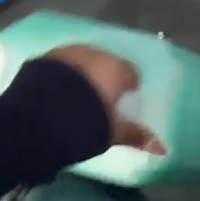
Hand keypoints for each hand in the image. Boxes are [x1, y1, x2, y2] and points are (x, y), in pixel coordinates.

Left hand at [43, 45, 166, 154]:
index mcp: (114, 68)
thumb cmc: (83, 125)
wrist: (37, 117)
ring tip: (79, 92)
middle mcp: (92, 53)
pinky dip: (63, 73)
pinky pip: (60, 63)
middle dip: (105, 75)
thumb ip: (135, 135)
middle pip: (105, 61)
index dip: (129, 84)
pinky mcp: (44, 57)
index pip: (129, 71)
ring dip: (83, 72)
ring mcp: (66, 52)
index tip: (126, 97)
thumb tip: (163, 148)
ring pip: (81, 59)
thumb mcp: (111, 133)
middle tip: (101, 95)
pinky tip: (57, 89)